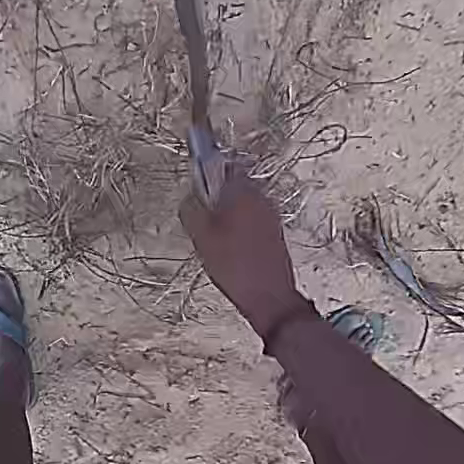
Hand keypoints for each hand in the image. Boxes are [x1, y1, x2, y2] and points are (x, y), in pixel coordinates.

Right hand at [179, 169, 307, 336]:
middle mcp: (261, 199)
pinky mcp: (274, 234)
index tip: (196, 186)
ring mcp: (270, 216)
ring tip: (214, 239)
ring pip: (242, 205)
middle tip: (201, 219)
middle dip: (215, 198)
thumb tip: (189, 198)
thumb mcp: (201, 236)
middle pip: (233, 186)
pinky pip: (251, 221)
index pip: (224, 165)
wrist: (268, 297)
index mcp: (243, 193)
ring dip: (226, 215)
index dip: (206, 173)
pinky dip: (238, 228)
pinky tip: (229, 250)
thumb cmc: (235, 267)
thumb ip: (191, 209)